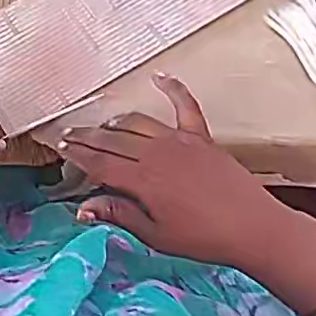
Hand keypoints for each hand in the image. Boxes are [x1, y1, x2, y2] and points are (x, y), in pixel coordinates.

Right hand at [59, 74, 293, 266]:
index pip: (98, 162)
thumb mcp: (156, 235)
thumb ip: (119, 214)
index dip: (76, 154)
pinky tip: (159, 77)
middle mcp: (155, 154)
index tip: (60, 147)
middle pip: (111, 139)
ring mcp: (178, 141)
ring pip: (136, 122)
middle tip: (68, 133)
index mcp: (142, 180)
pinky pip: (184, 107)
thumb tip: (82, 207)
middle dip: (86, 136)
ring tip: (102, 126)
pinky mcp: (201, 137)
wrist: (255, 229)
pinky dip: (173, 89)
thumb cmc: (204, 238)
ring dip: (115, 122)